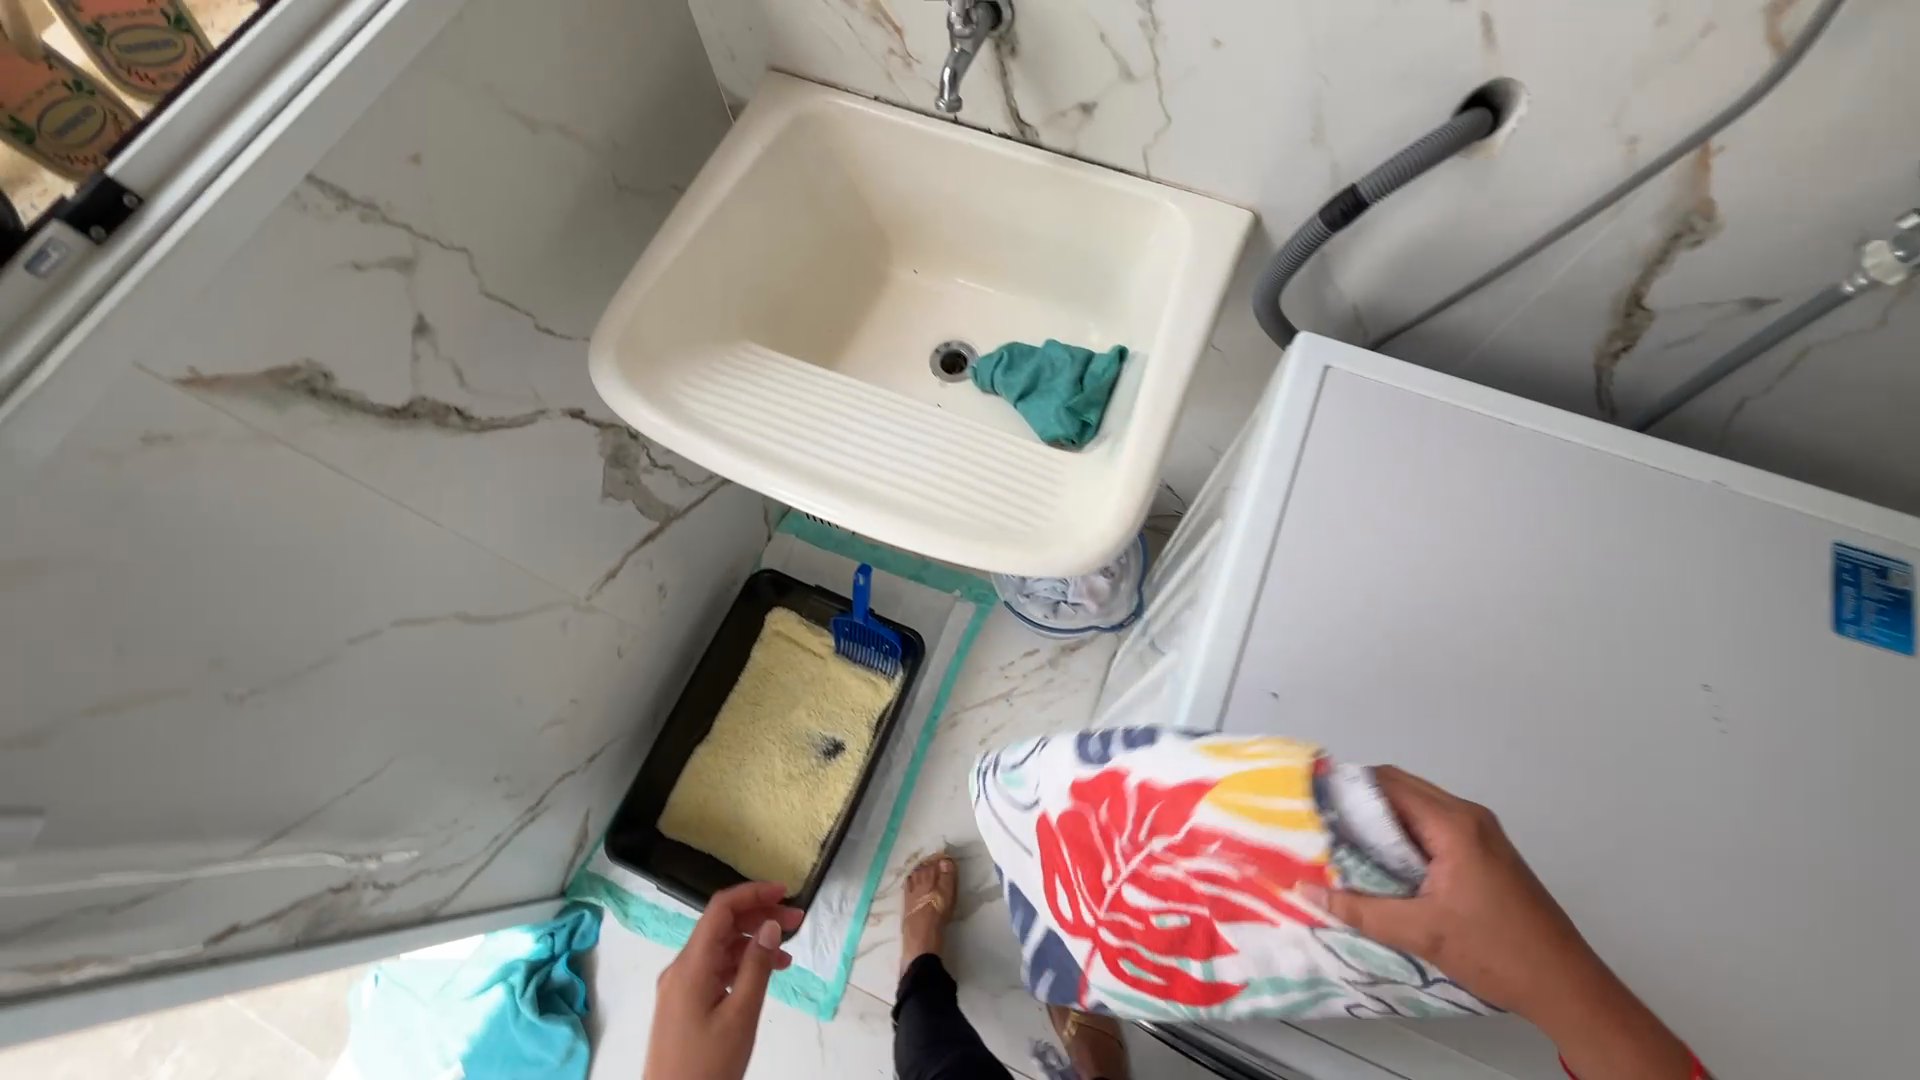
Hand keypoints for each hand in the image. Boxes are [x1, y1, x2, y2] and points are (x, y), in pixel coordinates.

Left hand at [643, 881, 802, 1079]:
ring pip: (720, 948)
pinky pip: (715, 969)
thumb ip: (756, 966)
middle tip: (797, 922)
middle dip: (759, 916)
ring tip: (788, 953)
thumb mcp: (740, 1016)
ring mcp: (680, 987)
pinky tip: (766, 974)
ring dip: (753, 942)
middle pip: (722, 925)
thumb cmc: (708, 1068)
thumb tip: (770, 925)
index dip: (753, 893)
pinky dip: (741, 964)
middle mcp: (681, 968)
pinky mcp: (684, 1004)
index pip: (721, 909)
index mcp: (691, 965)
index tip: (785, 892)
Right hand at [1316, 766, 1696, 1079]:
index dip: (1344, 788)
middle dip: (1357, 802)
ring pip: (1413, 803)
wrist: (1570, 988)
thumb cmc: (1498, 954)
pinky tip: (1382, 861)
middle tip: (1322, 826)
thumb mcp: (1420, 932)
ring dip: (1379, 818)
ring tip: (1344, 845)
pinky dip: (1400, 832)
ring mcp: (1480, 831)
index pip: (1385, 783)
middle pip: (1398, 786)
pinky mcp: (1484, 849)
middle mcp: (1467, 816)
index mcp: (1453, 824)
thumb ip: (1357, 909)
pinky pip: (1430, 823)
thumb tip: (1304, 891)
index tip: (1311, 806)